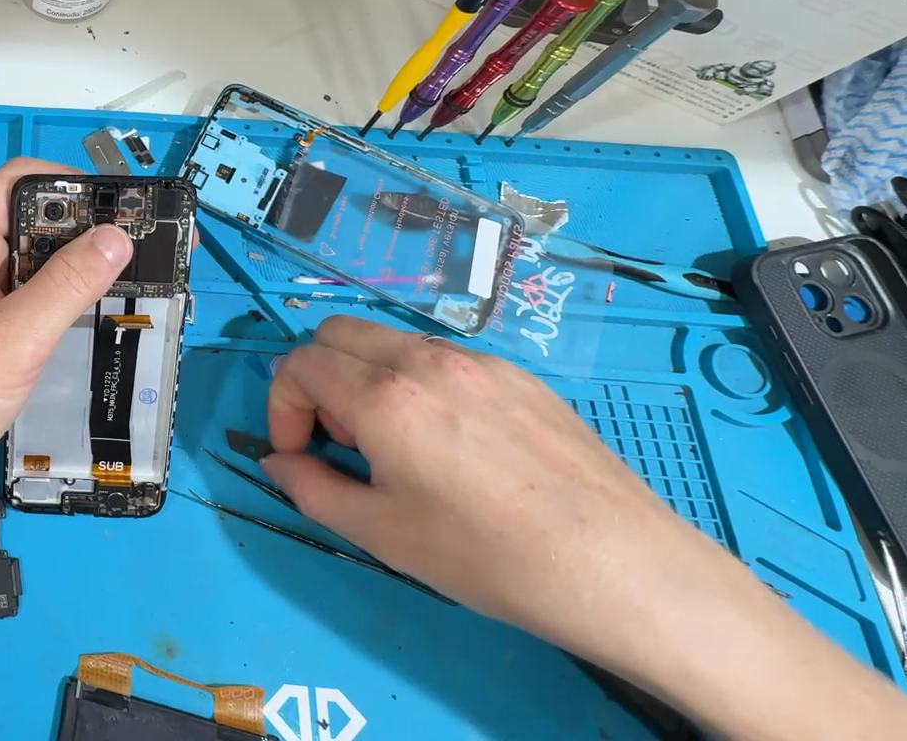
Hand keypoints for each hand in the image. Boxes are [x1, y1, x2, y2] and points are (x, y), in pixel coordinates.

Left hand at [0, 158, 131, 510]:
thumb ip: (66, 285)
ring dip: (82, 260)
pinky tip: (106, 304)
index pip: (17, 181)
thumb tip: (117, 236)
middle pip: (33, 217)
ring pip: (39, 258)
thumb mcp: (15, 338)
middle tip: (145, 237)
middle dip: (86, 222)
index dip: (68, 180)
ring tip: (139, 267)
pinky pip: (37, 294)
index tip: (119, 202)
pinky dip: (70, 293)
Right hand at [260, 316, 739, 671]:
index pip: (299, 363)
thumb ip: (310, 488)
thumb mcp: (381, 534)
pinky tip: (452, 441)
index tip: (300, 452)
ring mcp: (479, 361)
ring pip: (388, 339)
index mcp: (383, 395)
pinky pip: (440, 356)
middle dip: (317, 379)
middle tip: (343, 438)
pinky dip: (415, 381)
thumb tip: (278, 462)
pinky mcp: (520, 376)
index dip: (282, 406)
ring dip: (364, 376)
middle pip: (335, 333)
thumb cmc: (490, 557)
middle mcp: (424, 360)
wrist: (629, 573)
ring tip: (397, 442)